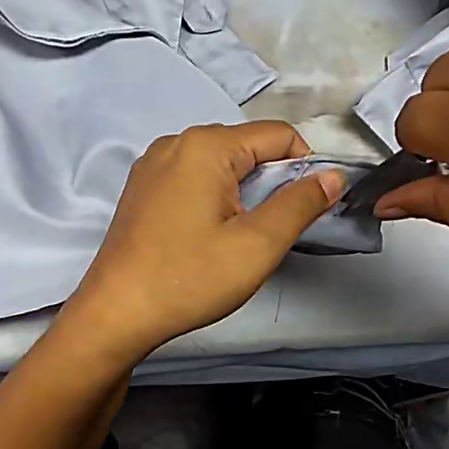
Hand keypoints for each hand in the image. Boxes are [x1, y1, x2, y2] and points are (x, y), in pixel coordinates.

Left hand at [53, 121, 345, 364]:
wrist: (115, 312)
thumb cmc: (188, 278)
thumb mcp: (257, 245)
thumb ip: (300, 204)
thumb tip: (333, 176)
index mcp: (205, 146)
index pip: (278, 135)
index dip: (303, 168)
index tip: (303, 210)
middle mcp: (175, 143)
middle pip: (246, 147)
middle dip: (270, 181)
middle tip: (267, 231)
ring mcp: (152, 164)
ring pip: (219, 164)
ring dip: (241, 192)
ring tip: (236, 237)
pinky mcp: (141, 188)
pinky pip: (191, 177)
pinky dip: (211, 197)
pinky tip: (205, 235)